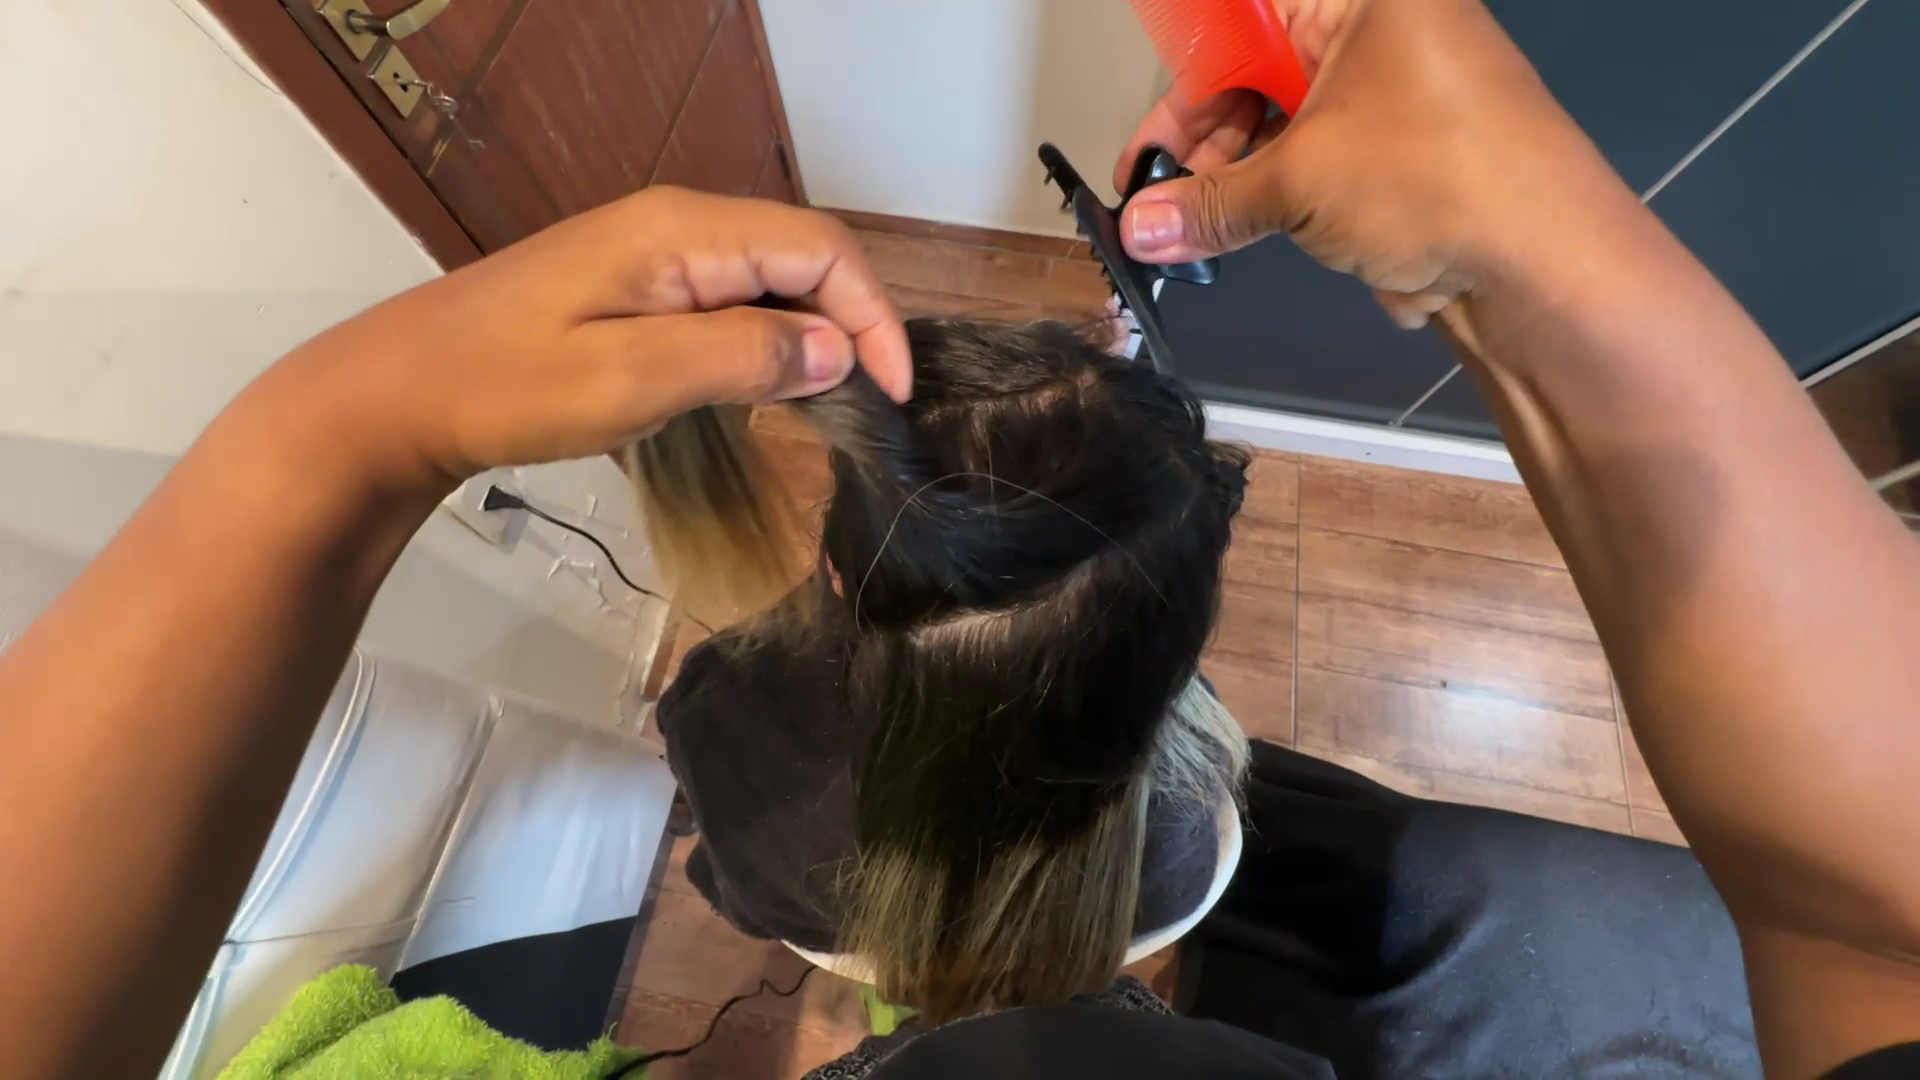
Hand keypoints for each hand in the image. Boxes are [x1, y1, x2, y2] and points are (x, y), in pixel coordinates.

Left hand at [255, 187, 910, 490]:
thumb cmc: (511, 387)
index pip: (821, 249)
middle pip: (807, 258)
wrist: (404, 393)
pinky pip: (741, 304)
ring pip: (777, 283)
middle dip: (854, 325)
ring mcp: (664, 256)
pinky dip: (776, 344)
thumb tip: (837, 352)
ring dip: (817, 337)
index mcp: (686, 232)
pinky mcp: (651, 289)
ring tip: (830, 402)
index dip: (874, 314)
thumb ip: (744, 355)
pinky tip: (773, 386)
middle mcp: (684, 228)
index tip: (894, 391)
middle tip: (868, 403)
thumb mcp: (636, 377)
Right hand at [1115, 0, 1624, 326]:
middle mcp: (1363, 37)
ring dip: (1217, 180)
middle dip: (1194, 140)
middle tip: (1152, 198)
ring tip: (1176, 228)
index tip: (1145, 137)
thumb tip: (1137, 229)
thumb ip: (1208, 204)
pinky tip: (1212, 233)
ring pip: (1264, 128)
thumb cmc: (1429, 179)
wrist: (1527, 259)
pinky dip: (1248, 202)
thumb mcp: (1302, 181)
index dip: (1188, 69)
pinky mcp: (1366, 160)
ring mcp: (1366, 101)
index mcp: (1360, 0)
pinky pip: (1287, 169)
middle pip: (1249, 74)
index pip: (1247, 16)